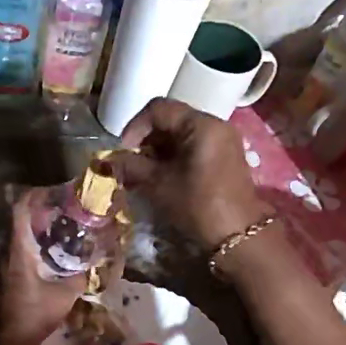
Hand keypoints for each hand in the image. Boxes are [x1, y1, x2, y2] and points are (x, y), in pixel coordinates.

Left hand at [0, 191, 89, 344]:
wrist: (7, 343)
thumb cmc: (33, 316)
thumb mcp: (65, 296)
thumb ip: (80, 276)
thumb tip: (96, 263)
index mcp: (19, 251)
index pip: (20, 210)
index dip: (35, 195)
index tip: (55, 191)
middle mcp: (7, 251)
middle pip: (19, 219)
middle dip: (41, 210)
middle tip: (66, 209)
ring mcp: (3, 263)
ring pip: (18, 234)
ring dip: (38, 227)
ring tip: (63, 228)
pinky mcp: (4, 275)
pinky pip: (18, 248)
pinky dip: (34, 243)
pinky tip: (52, 253)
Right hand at [114, 98, 265, 247]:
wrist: (238, 236)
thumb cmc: (197, 205)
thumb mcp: (159, 185)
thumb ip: (131, 167)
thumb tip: (107, 161)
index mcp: (201, 124)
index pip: (159, 109)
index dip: (135, 127)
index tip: (124, 151)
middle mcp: (216, 124)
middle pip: (172, 119)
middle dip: (147, 139)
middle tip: (133, 164)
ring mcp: (224, 140)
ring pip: (182, 133)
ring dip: (160, 149)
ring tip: (146, 173)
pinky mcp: (226, 156)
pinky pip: (195, 145)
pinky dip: (176, 156)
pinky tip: (165, 177)